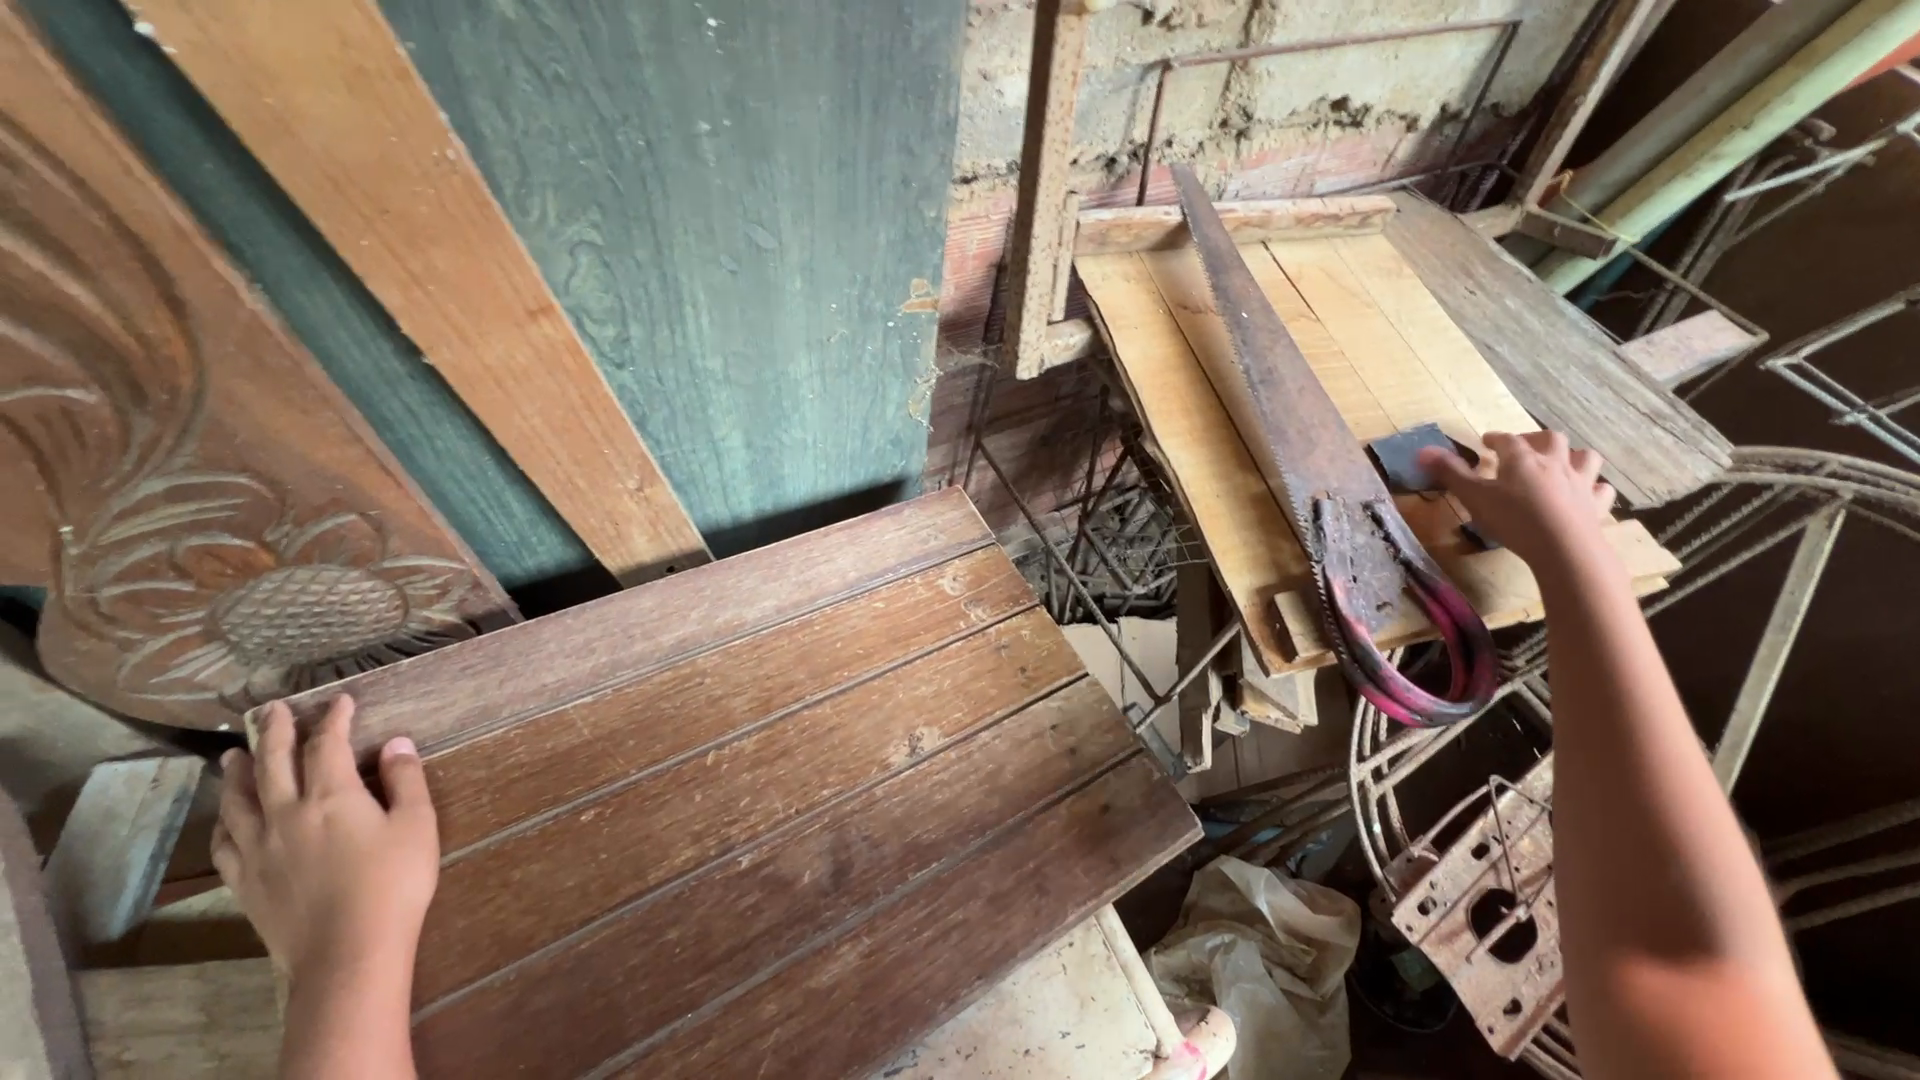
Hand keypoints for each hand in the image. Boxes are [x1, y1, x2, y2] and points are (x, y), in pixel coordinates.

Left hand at [211, 696, 438, 981]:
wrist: (348, 950)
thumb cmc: (394, 882)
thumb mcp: (417, 825)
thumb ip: (405, 780)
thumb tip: (395, 743)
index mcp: (332, 796)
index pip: (327, 744)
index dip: (334, 718)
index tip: (341, 700)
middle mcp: (286, 813)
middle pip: (273, 763)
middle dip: (274, 732)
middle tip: (273, 710)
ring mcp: (259, 848)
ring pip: (239, 800)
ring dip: (238, 771)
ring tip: (234, 754)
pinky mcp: (245, 880)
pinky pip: (224, 842)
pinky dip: (224, 820)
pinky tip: (226, 817)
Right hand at [1417, 430, 1616, 569]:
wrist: (1564, 548)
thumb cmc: (1514, 519)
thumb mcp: (1473, 497)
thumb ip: (1450, 473)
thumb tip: (1422, 450)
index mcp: (1522, 459)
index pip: (1507, 440)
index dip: (1495, 438)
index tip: (1486, 441)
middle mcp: (1555, 463)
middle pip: (1550, 439)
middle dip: (1535, 439)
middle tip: (1524, 447)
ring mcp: (1580, 482)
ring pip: (1585, 457)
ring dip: (1573, 455)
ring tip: (1562, 462)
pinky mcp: (1597, 504)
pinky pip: (1601, 489)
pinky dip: (1595, 486)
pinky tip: (1588, 492)